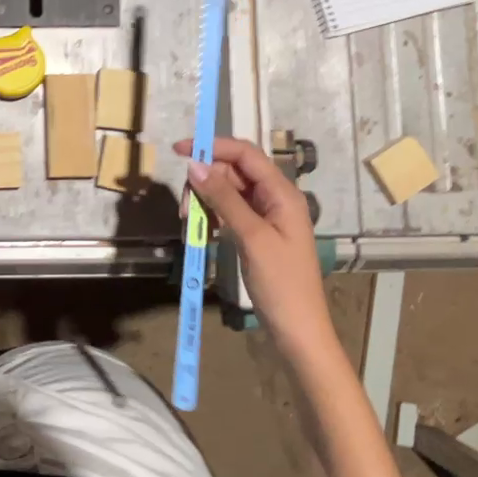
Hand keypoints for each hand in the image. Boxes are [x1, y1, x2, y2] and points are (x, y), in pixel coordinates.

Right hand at [174, 137, 325, 338]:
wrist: (298, 330)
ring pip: (228, 192)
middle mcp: (275, 198)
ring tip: (188, 222)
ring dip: (205, 199)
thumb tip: (194, 165)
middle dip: (204, 179)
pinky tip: (201, 230)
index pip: (245, 154)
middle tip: (182, 206)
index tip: (179, 150)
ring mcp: (266, 217)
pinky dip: (212, 216)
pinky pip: (229, 212)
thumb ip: (223, 198)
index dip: (213, 146)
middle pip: (234, 171)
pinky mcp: (257, 234)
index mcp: (282, 193)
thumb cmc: (281, 283)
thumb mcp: (251, 237)